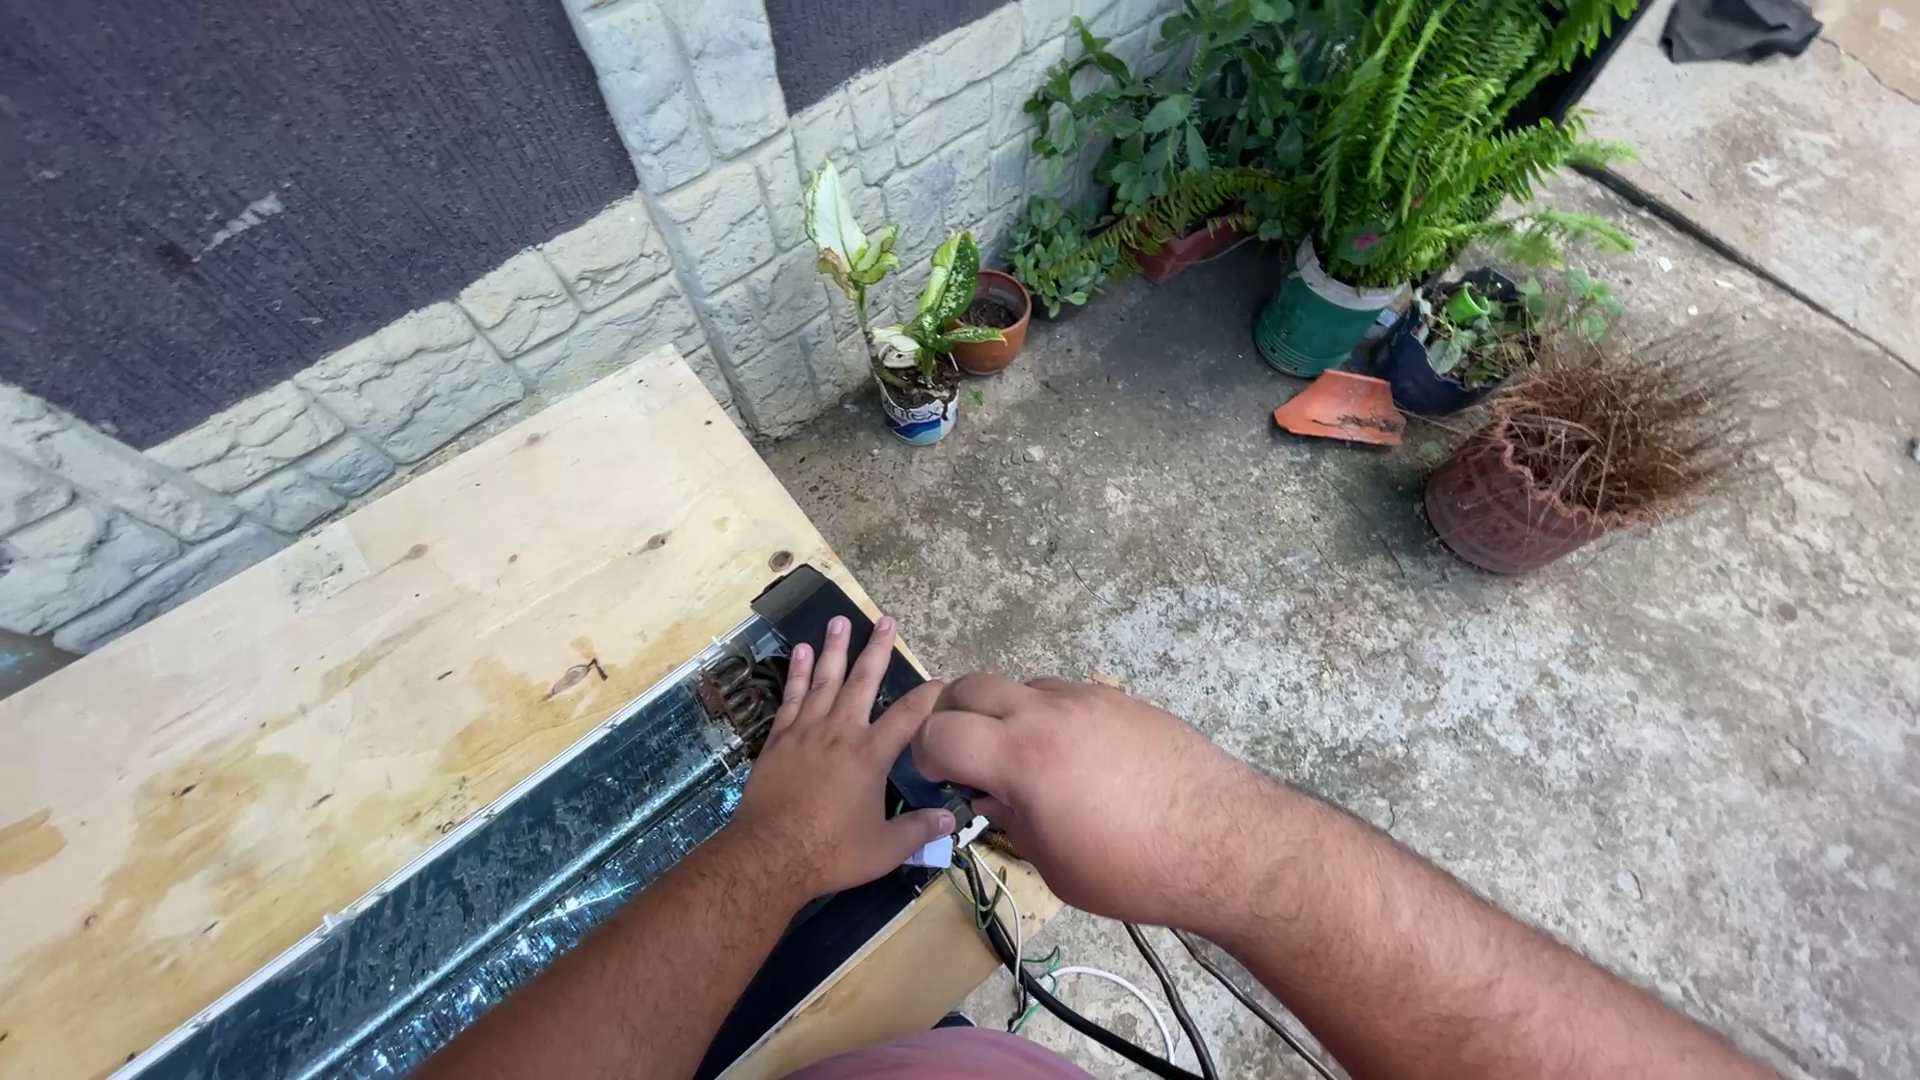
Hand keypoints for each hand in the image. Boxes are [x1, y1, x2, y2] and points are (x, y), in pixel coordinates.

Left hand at [726, 615, 955, 901]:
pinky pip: (791, 696)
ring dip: (834, 648)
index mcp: (871, 754)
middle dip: (877, 649)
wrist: (769, 856)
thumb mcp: (885, 849)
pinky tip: (800, 651)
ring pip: (824, 679)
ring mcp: (807, 731)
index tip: (940, 681)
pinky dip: (796, 672)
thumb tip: (950, 822)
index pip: (909, 715)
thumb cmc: (831, 852)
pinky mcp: (779, 738)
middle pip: (863, 680)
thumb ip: (918, 831)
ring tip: (839, 620)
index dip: (928, 695)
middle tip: (885, 620)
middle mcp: (841, 731)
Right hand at [912, 675, 1276, 933]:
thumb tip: (989, 794)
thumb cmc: (1134, 870)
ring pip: (1020, 684)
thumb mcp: (1055, 866)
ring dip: (1005, 714)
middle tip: (964, 753)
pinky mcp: (1118, 698)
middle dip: (952, 714)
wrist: (1225, 841)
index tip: (935, 774)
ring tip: (1027, 759)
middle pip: (970, 684)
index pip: (940, 730)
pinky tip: (1077, 757)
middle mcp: (1046, 711)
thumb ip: (1010, 820)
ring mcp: (1086, 698)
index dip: (924, 751)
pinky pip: (1065, 694)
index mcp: (1021, 756)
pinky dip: (1050, 716)